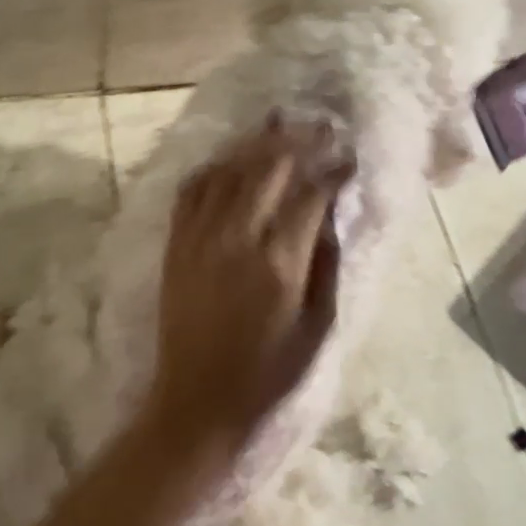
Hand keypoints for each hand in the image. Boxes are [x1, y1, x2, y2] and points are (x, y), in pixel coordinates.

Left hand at [147, 115, 354, 449]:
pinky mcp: (176, 245)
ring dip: (255, 143)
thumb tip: (330, 218)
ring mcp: (199, 237)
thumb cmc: (268, 375)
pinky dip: (214, 167)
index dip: (332, 169)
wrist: (197, 403)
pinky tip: (229, 158)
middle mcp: (236, 237)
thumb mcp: (317, 329)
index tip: (348, 154)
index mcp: (278, 262)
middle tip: (319, 124)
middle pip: (268, 168)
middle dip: (297, 140)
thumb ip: (326, 267)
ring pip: (228, 170)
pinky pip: (192, 190)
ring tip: (278, 123)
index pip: (310, 195)